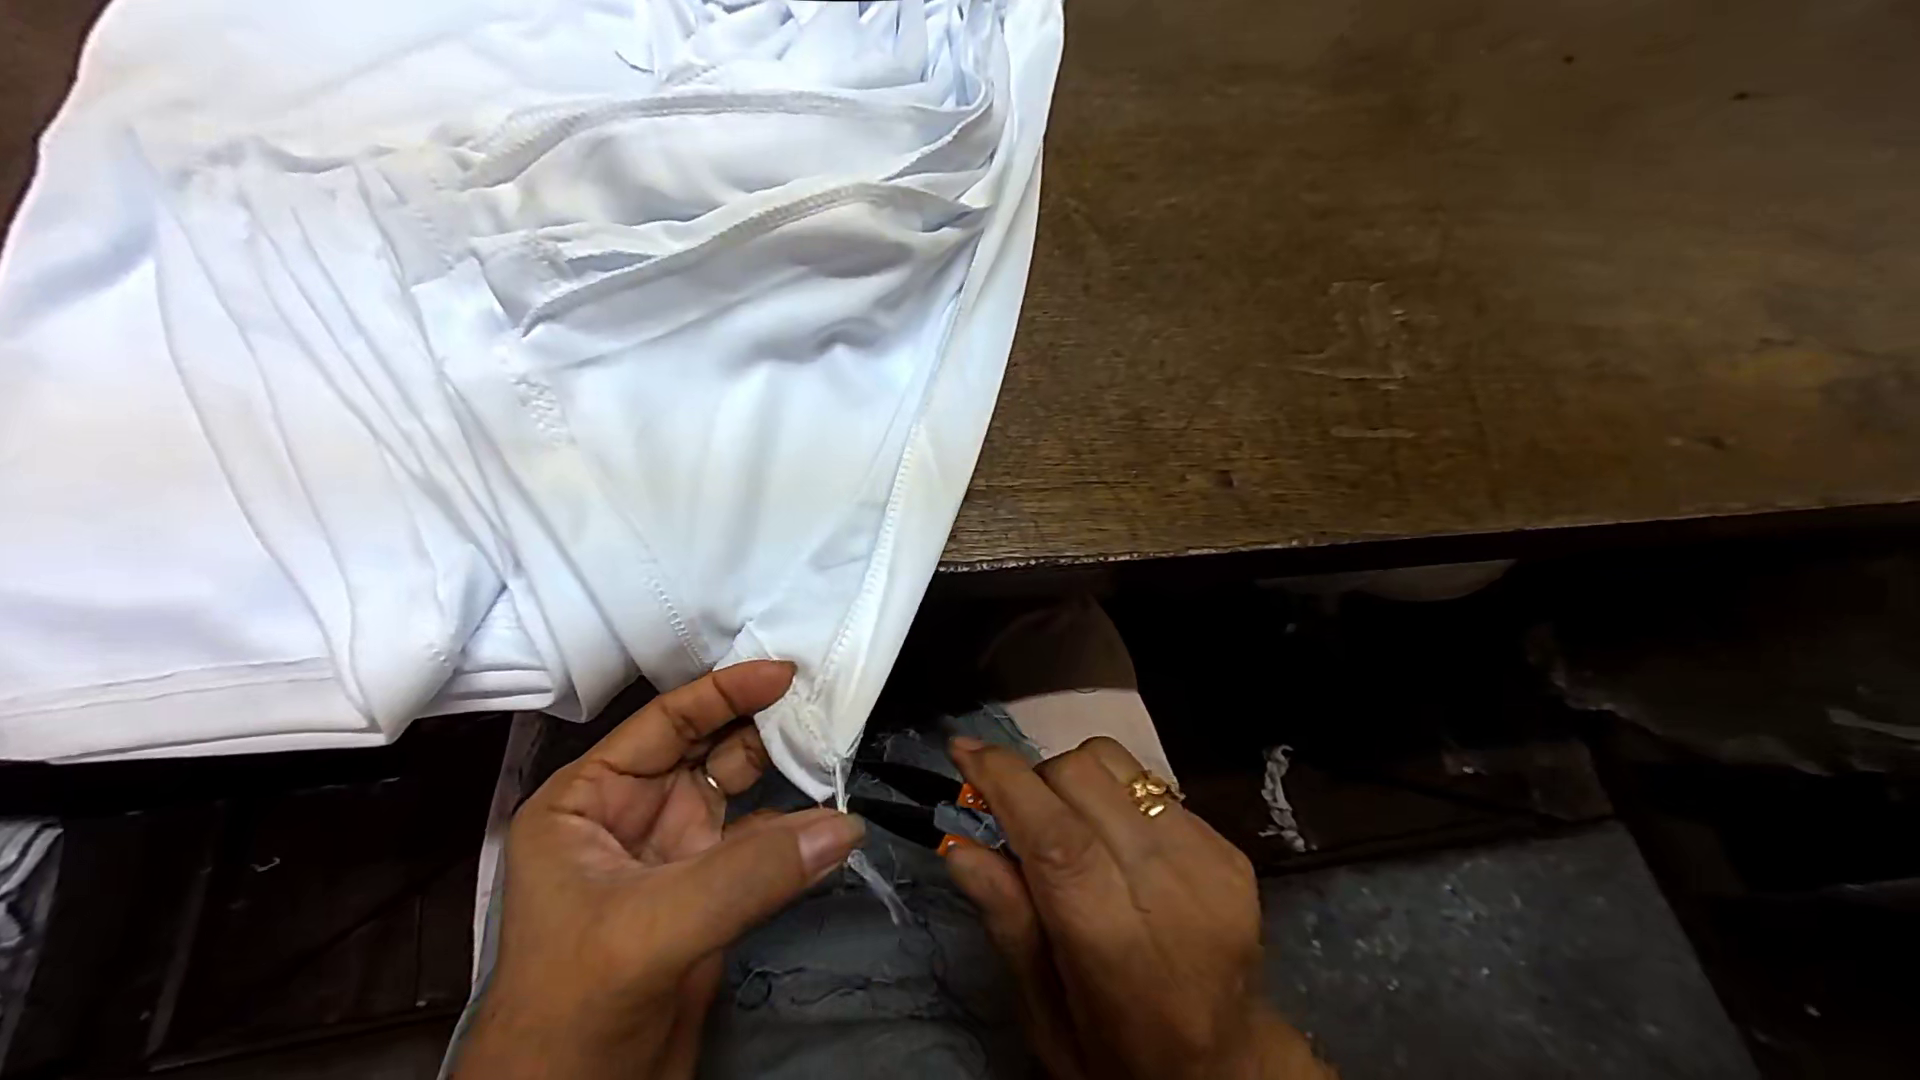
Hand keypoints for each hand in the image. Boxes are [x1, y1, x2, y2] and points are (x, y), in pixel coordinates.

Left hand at [451, 661, 865, 1079]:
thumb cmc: (575, 1006)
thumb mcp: (652, 928)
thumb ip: (749, 873)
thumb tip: (845, 825)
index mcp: (591, 798)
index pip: (666, 722)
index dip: (726, 691)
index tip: (786, 672)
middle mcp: (636, 810)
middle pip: (709, 745)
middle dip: (762, 721)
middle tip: (823, 701)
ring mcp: (677, 847)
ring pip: (741, 786)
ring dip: (786, 768)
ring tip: (837, 745)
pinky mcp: (713, 884)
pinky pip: (764, 837)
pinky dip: (800, 826)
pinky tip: (834, 819)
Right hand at [945, 736, 1333, 1079]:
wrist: (1230, 1064)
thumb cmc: (1119, 1053)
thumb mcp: (1045, 1016)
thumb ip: (1008, 923)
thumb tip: (960, 846)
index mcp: (1123, 953)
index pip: (1058, 841)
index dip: (1005, 784)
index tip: (962, 751)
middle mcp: (1176, 893)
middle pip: (1083, 780)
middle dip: (1033, 780)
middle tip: (1017, 817)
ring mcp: (1211, 861)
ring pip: (1114, 761)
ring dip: (1071, 777)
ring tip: (1065, 821)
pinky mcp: (1228, 845)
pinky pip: (1147, 778)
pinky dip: (1110, 791)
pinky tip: (1110, 835)